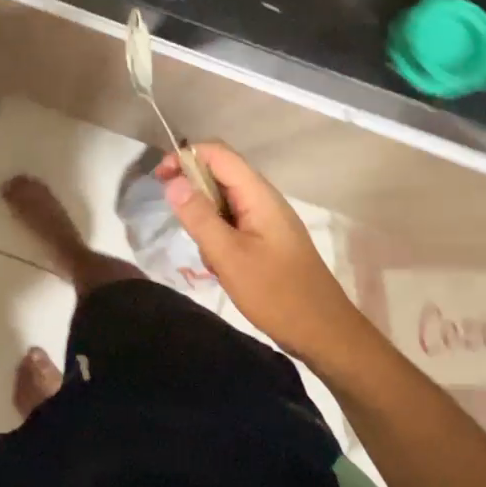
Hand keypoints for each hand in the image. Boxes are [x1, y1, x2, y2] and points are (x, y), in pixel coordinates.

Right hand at [155, 142, 369, 364]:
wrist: (325, 333)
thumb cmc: (277, 294)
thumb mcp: (229, 256)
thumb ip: (199, 217)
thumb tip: (173, 182)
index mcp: (258, 194)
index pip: (217, 153)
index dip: (185, 157)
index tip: (160, 180)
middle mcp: (264, 198)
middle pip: (220, 174)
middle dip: (193, 193)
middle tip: (179, 224)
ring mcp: (268, 219)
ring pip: (224, 201)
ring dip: (206, 220)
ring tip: (207, 256)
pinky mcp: (269, 239)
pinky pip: (234, 222)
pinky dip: (219, 236)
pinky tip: (220, 266)